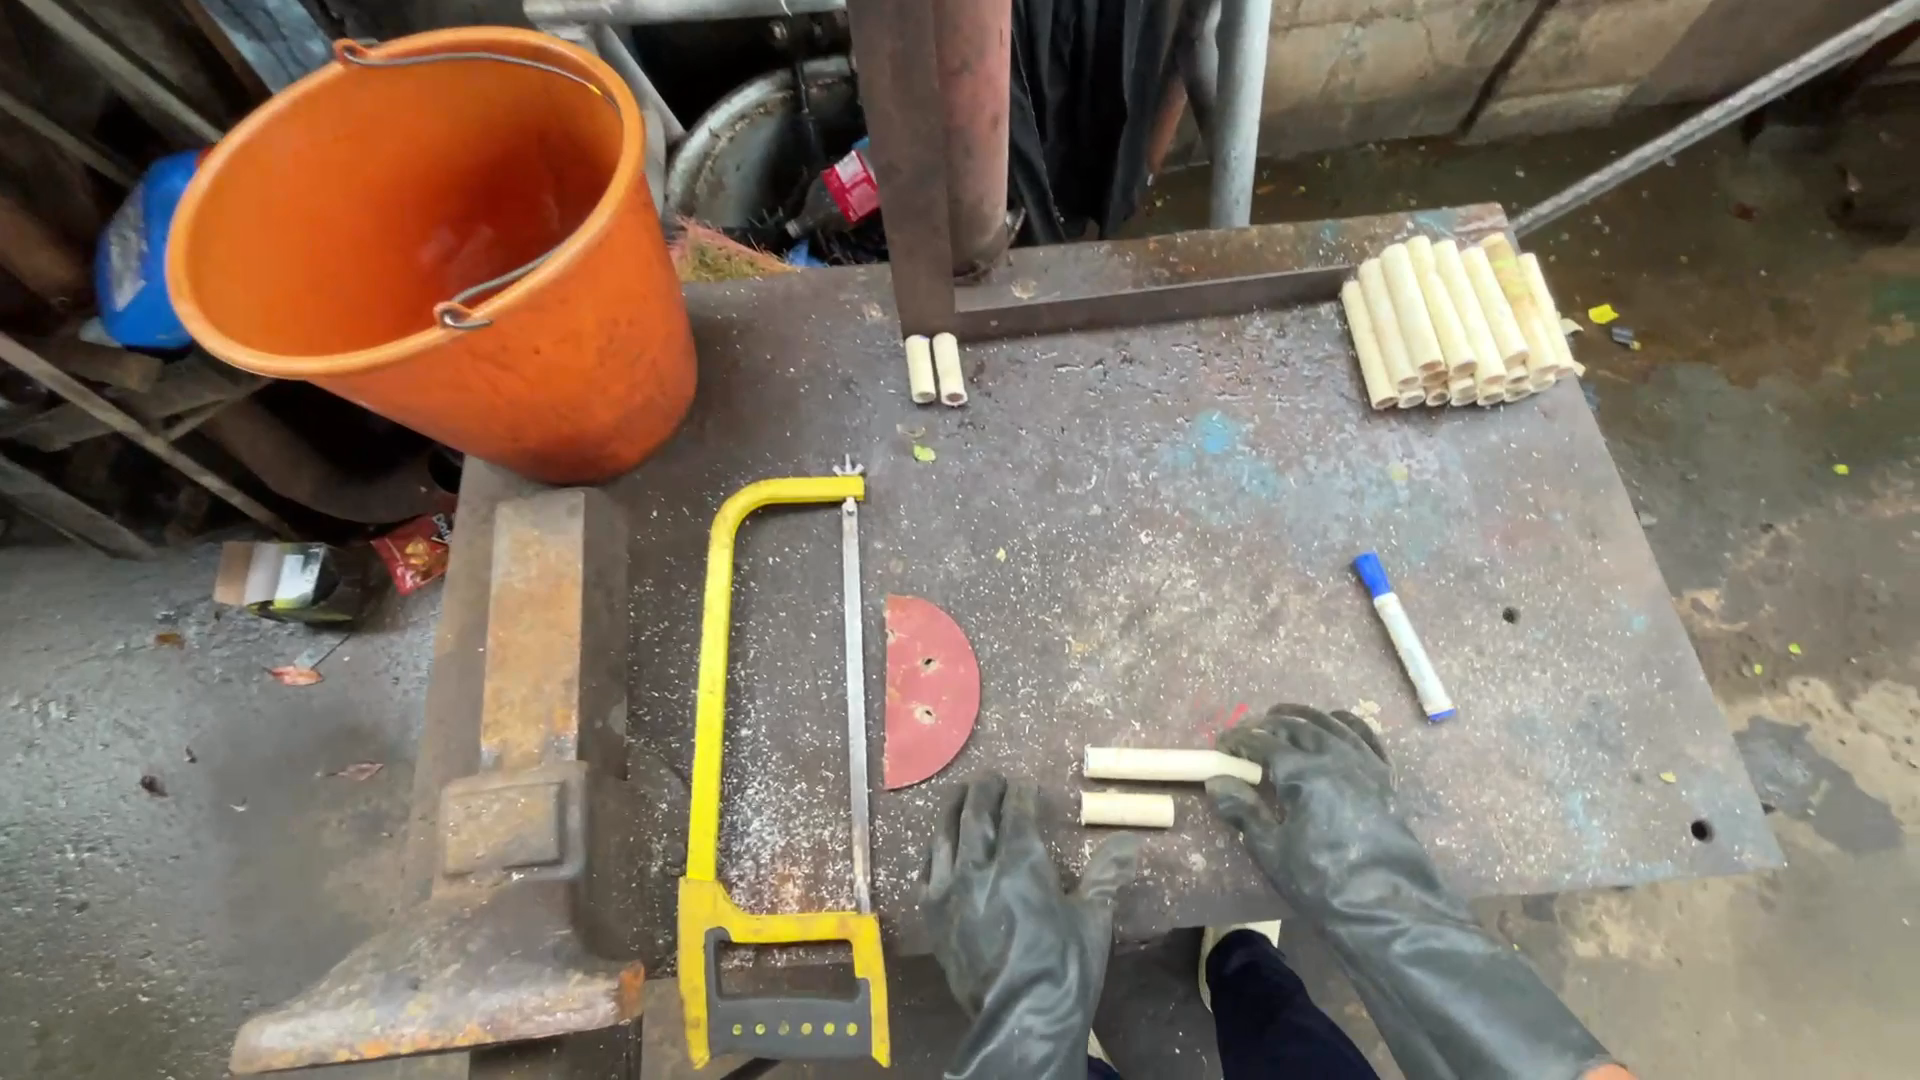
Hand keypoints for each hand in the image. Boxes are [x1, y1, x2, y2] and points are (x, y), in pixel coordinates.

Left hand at [922, 773, 1139, 1079]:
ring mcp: (949, 889)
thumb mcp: (1092, 918)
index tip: (1025, 784)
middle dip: (985, 790)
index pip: (1016, 810)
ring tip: (962, 794)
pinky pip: (927, 867)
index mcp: (1021, 862)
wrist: (1020, 1022)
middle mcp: (979, 866)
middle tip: (992, 778)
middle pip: (977, 813)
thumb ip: (1106, 873)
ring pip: (946, 833)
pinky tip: (941, 841)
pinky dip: (935, 847)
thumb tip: (1132, 841)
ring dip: (955, 808)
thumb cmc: (1063, 968)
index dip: (1021, 793)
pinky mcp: (932, 913)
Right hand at [1207, 705, 1617, 1079]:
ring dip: (1301, 717)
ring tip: (1281, 717)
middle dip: (1265, 726)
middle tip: (1244, 734)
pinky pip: (1364, 737)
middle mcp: (1335, 758)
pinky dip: (1344, 723)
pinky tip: (1332, 723)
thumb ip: (1244, 811)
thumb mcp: (1273, 851)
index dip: (1238, 741)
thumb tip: (1216, 782)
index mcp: (1304, 773)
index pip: (1262, 743)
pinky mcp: (1383, 779)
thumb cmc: (1324, 884)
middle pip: (1294, 727)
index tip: (1219, 745)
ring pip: (1328, 725)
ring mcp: (1364, 766)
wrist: (1392, 914)